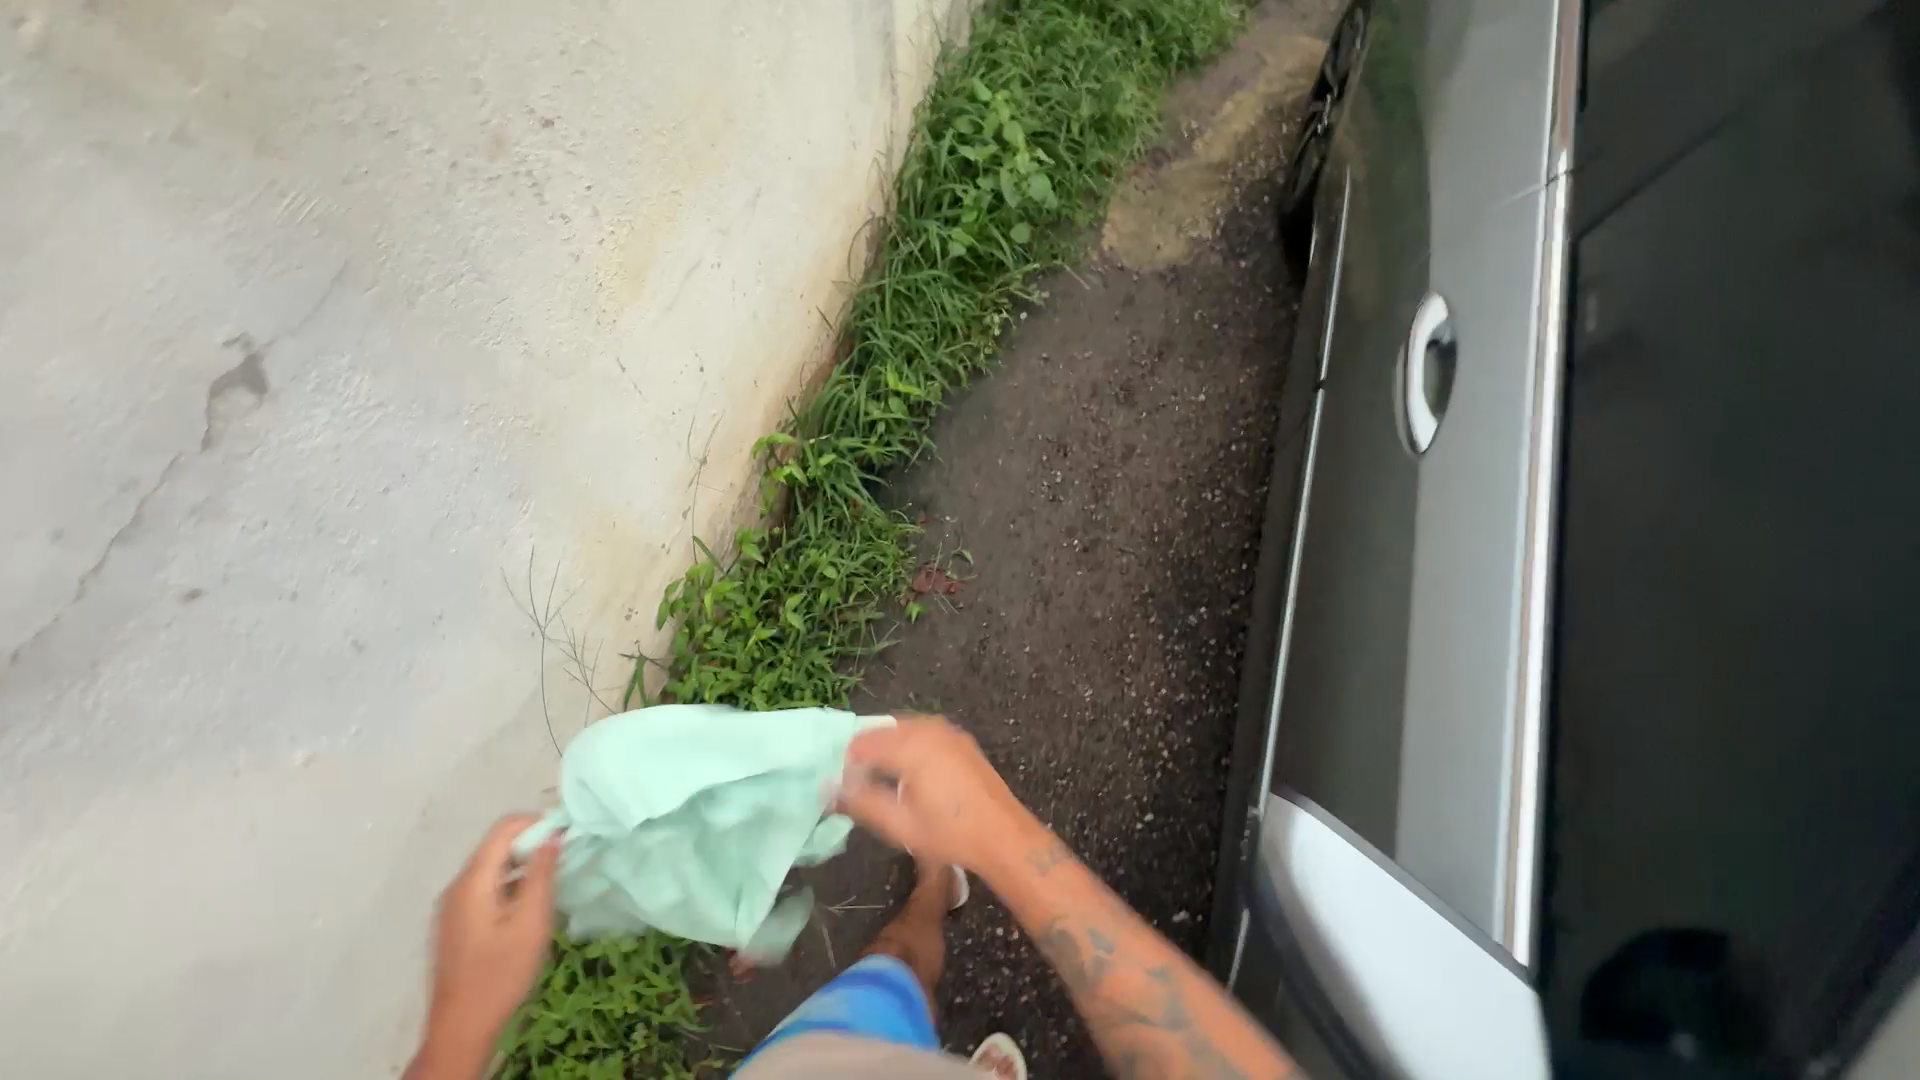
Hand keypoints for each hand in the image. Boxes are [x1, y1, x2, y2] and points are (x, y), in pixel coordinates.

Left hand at [407, 814, 559, 1079]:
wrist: (461, 1027)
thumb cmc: (501, 973)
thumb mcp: (531, 921)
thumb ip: (542, 873)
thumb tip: (553, 835)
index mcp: (473, 882)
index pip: (504, 828)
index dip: (537, 822)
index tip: (567, 835)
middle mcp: (457, 886)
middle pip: (496, 844)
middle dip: (532, 842)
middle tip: (565, 857)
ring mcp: (452, 905)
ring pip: (492, 865)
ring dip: (523, 863)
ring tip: (553, 880)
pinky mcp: (456, 921)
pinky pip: (486, 885)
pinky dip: (511, 881)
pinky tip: (529, 904)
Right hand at [839, 714, 1041, 875]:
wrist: (1002, 834)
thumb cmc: (950, 833)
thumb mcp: (900, 825)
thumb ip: (861, 803)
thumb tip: (829, 790)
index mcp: (912, 746)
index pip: (863, 743)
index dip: (847, 764)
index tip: (844, 788)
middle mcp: (928, 729)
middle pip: (882, 730)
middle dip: (866, 753)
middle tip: (860, 785)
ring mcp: (947, 731)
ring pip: (902, 728)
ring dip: (886, 747)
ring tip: (881, 780)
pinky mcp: (959, 738)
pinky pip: (922, 731)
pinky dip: (906, 744)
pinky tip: (908, 773)